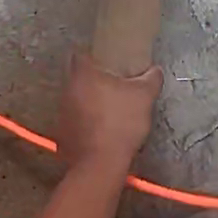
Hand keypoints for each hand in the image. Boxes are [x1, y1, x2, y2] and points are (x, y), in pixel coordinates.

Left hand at [56, 53, 162, 174]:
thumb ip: (151, 78)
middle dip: (94, 79)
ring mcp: (62, 113)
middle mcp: (67, 90)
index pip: (80, 54)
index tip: (107, 60)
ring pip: (76, 98)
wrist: (101, 164)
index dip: (93, 54)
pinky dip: (86, 121)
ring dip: (89, 100)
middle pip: (78, 77)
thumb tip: (155, 69)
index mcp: (83, 75)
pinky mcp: (62, 134)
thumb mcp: (145, 96)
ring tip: (109, 107)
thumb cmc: (122, 121)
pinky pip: (75, 119)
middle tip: (114, 84)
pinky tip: (102, 129)